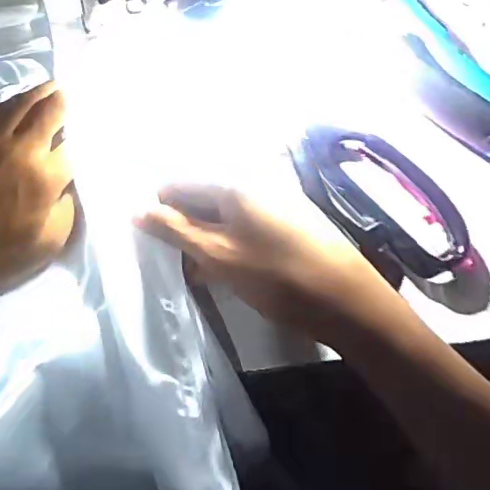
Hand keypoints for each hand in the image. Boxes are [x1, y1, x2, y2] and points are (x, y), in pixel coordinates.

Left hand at [0, 81, 76, 302]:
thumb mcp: (48, 244)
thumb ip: (67, 209)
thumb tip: (68, 184)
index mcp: (44, 176)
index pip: (72, 146)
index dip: (82, 139)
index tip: (86, 136)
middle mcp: (22, 149)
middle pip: (49, 111)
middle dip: (63, 101)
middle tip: (70, 95)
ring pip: (22, 103)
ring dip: (39, 92)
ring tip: (51, 87)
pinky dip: (13, 101)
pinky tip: (20, 100)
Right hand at [137, 182, 407, 346]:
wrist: (352, 304)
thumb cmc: (277, 277)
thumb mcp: (218, 255)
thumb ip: (176, 230)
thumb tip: (138, 209)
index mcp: (232, 185)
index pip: (178, 186)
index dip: (161, 212)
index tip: (154, 243)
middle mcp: (252, 186)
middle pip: (201, 200)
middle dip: (184, 229)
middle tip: (177, 263)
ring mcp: (273, 205)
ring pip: (223, 218)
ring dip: (206, 242)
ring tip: (200, 275)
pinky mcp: (288, 226)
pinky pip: (244, 229)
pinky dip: (230, 247)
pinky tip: (229, 274)